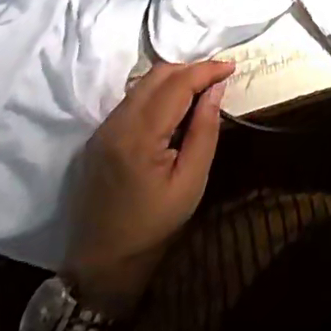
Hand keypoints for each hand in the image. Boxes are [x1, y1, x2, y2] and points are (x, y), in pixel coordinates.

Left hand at [62, 60, 232, 317]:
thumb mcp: (192, 180)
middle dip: (191, 69)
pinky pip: (131, 99)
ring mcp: (102, 130)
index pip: (176, 84)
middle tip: (219, 78)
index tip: (232, 67)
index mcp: (138, 137)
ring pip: (141, 84)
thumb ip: (205, 129)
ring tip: (202, 90)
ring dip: (174, 79)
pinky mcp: (98, 137)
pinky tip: (176, 108)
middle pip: (156, 75)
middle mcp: (114, 125)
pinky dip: (158, 93)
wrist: (103, 262)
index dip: (206, 70)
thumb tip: (216, 89)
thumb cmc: (154, 224)